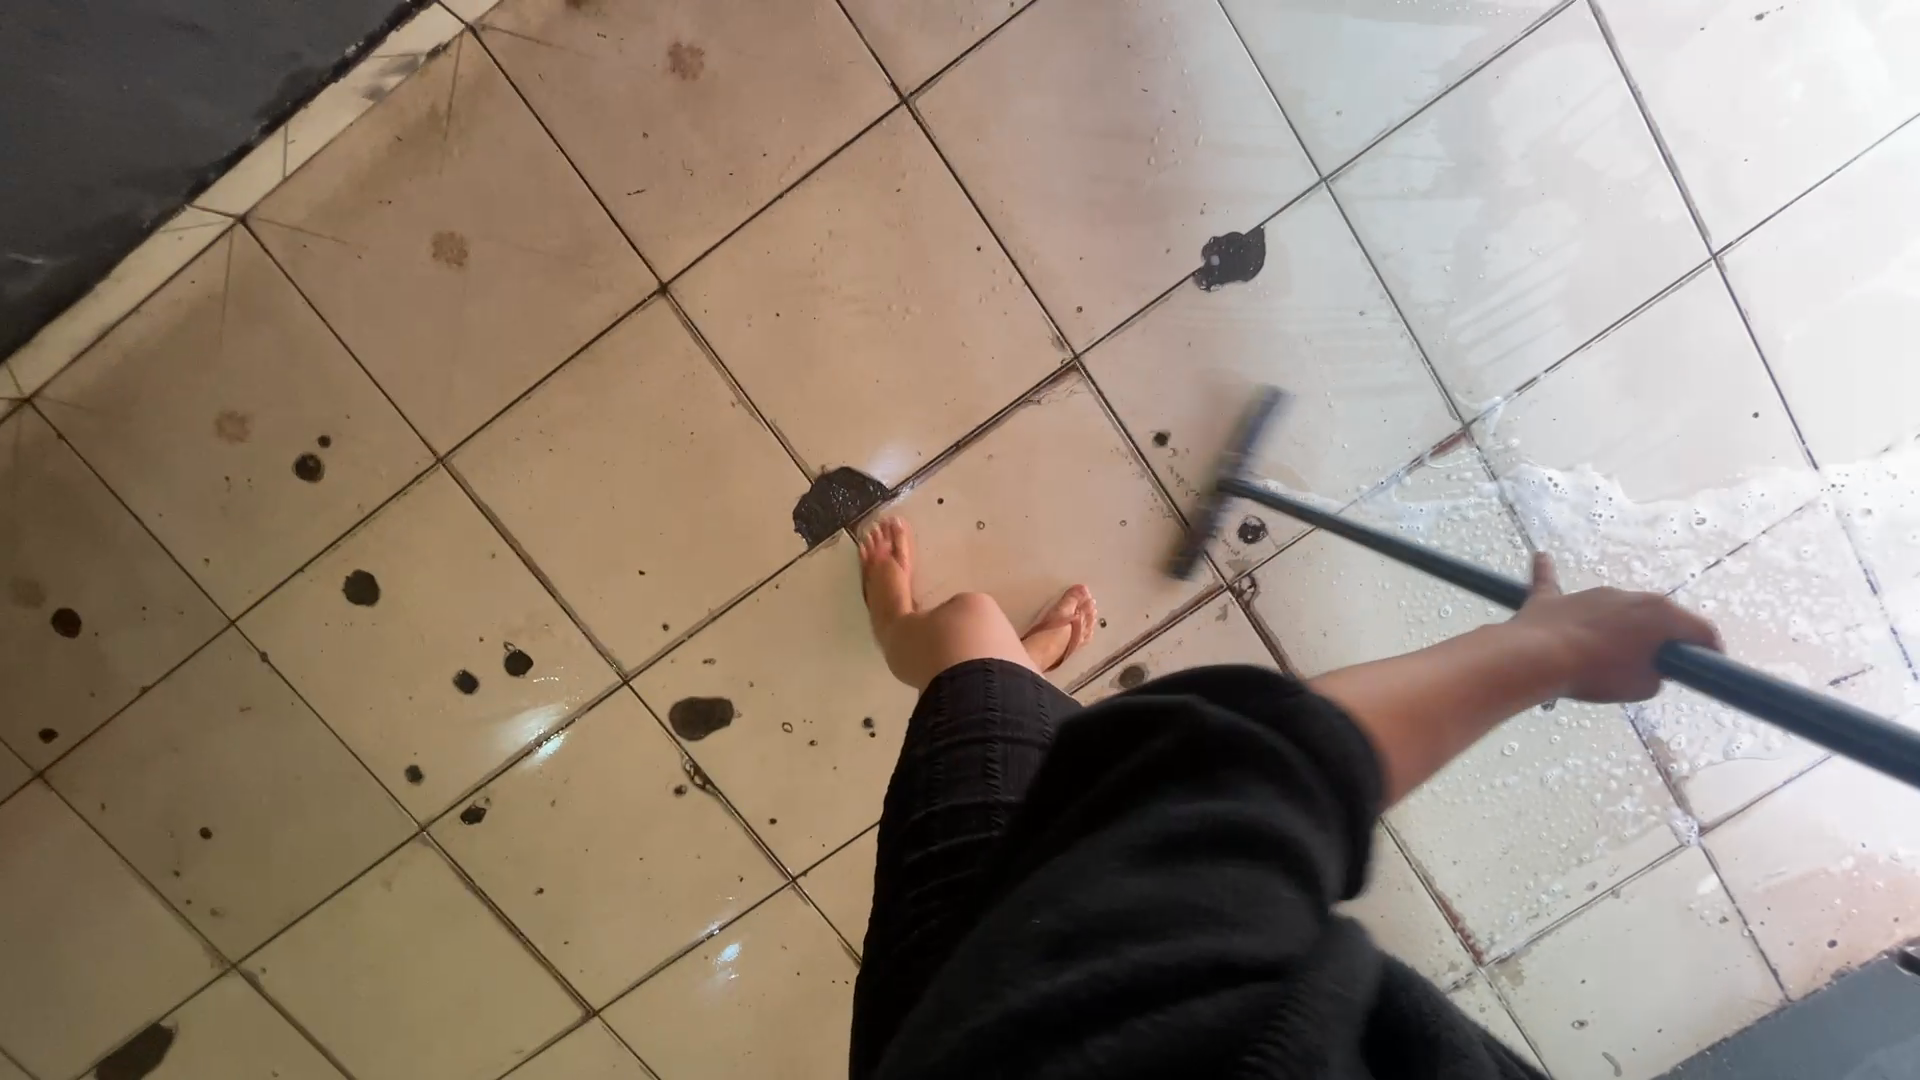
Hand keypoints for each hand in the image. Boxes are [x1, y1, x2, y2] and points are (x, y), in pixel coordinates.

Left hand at [1509, 552, 1722, 702]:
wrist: (1537, 658)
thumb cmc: (1598, 673)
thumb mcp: (1645, 685)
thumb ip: (1655, 670)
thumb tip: (1647, 664)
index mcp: (1660, 613)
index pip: (1699, 631)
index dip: (1706, 651)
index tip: (1705, 667)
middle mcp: (1626, 596)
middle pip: (1654, 617)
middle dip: (1658, 637)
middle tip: (1649, 663)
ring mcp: (1586, 594)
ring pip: (1612, 608)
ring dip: (1615, 624)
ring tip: (1604, 648)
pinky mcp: (1548, 598)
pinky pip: (1548, 581)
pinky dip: (1545, 570)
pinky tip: (1541, 556)